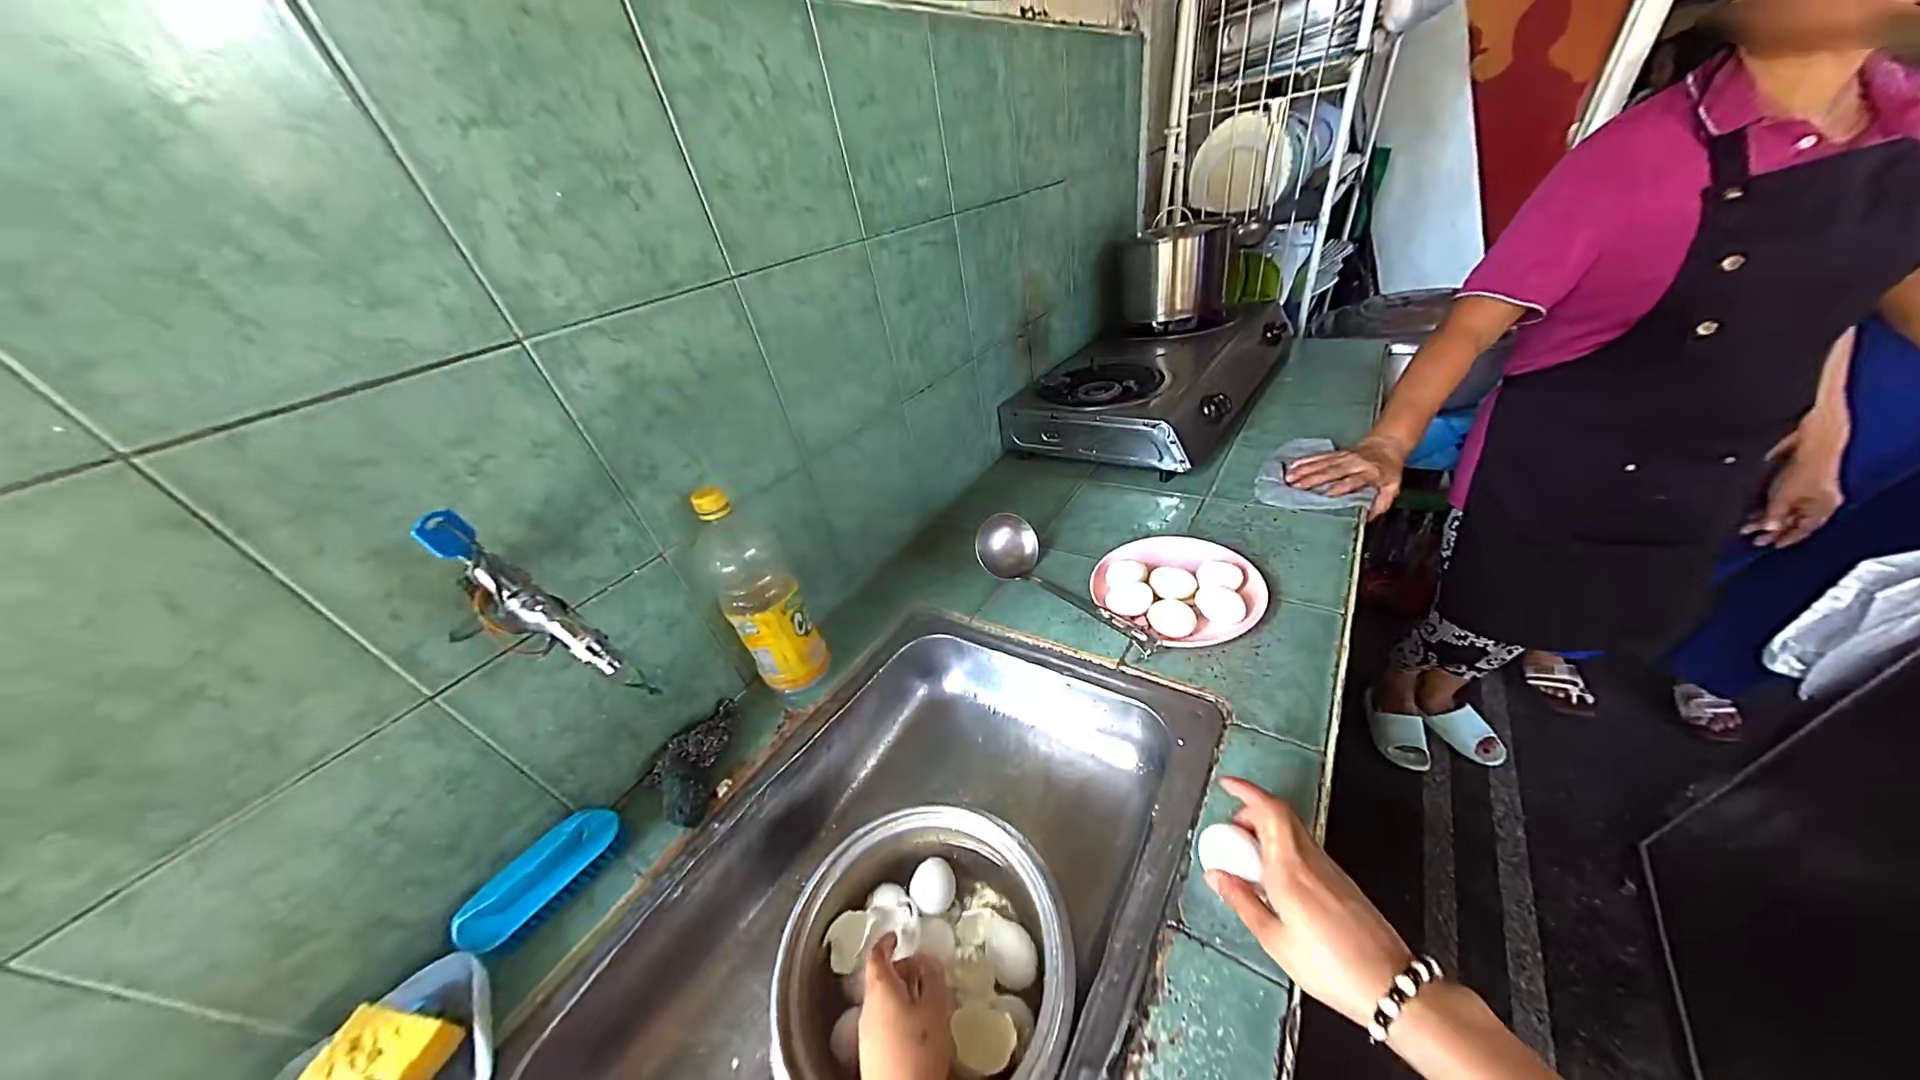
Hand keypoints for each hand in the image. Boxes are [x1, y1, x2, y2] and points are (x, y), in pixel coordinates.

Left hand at [858, 934, 951, 1079]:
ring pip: (883, 1000)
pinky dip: (899, 1014)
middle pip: (881, 977)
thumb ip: (932, 978)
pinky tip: (917, 1028)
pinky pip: (883, 1021)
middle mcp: (867, 1007)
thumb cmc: (916, 1050)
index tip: (896, 936)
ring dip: (902, 994)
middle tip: (924, 972)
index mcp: (879, 988)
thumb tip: (927, 960)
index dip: (886, 942)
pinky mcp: (870, 1053)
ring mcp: (866, 1032)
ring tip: (926, 1001)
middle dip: (902, 970)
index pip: (877, 954)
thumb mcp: (935, 1007)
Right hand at [1205, 778, 1414, 1026]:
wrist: (1391, 988)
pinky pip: (1304, 848)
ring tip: (1250, 861)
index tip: (1228, 785)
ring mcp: (1329, 868)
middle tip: (1232, 832)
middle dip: (1251, 811)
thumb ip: (1242, 901)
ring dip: (1266, 830)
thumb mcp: (1274, 940)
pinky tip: (1275, 879)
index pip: (1269, 810)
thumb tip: (1218, 878)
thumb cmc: (1335, 968)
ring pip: (1292, 830)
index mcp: (1290, 869)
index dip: (1246, 790)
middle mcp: (1311, 860)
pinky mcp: (1340, 880)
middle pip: (1280, 813)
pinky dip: (1282, 849)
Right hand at [1284, 437, 1404, 519]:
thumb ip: (1381, 503)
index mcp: (1370, 473)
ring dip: (1304, 470)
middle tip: (1297, 486)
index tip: (1328, 493)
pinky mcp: (1335, 454)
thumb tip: (1365, 519)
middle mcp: (1354, 463)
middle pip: (1332, 471)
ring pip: (1321, 464)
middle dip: (1313, 478)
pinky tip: (1292, 466)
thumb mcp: (1392, 487)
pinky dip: (1303, 462)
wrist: (1386, 445)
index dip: (1342, 486)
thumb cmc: (1388, 470)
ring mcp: (1343, 457)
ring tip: (1289, 478)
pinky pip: (1317, 457)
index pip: (1355, 480)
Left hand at [1743, 456, 1843, 547]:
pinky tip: (1751, 514)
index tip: (1770, 546)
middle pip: (1794, 522)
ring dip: (1766, 520)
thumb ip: (1775, 515)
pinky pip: (1782, 503)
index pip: (1805, 529)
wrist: (1808, 447)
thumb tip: (1769, 530)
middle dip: (1773, 531)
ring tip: (1745, 529)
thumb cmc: (1802, 472)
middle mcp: (1818, 503)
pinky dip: (1768, 509)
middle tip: (1753, 540)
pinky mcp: (1797, 486)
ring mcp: (1808, 494)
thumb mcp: (1785, 498)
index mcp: (1823, 508)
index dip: (1787, 538)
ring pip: (1786, 513)